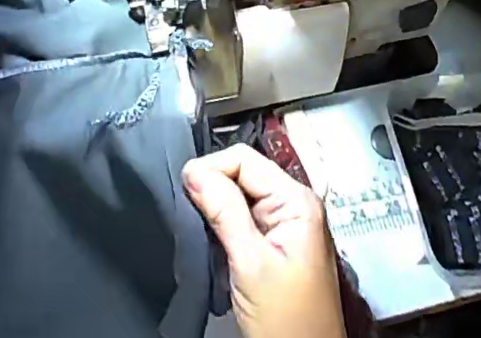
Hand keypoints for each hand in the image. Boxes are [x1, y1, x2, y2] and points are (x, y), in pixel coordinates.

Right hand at [183, 144, 344, 337]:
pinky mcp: (275, 244)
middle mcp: (293, 204)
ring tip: (198, 229)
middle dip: (213, 189)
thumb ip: (224, 212)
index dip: (212, 168)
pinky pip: (242, 219)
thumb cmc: (288, 325)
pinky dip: (223, 226)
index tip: (183, 188)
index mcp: (296, 200)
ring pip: (239, 196)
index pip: (245, 159)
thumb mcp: (251, 265)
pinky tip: (212, 243)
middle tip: (188, 213)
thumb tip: (193, 170)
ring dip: (216, 209)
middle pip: (242, 174)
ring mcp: (285, 225)